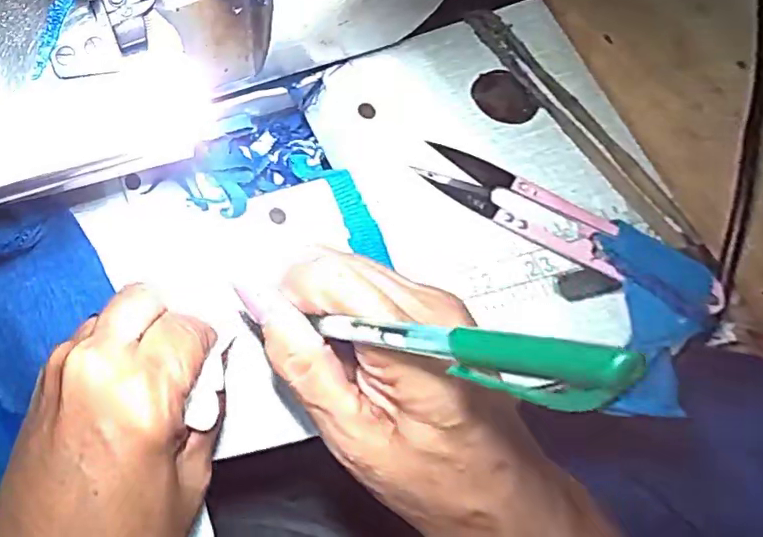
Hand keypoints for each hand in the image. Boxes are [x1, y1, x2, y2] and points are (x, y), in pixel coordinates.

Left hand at [0, 284, 220, 536]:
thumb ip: (204, 418)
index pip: (186, 326)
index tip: (211, 354)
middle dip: (168, 319)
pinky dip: (107, 344)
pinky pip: (88, 332)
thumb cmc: (110, 534)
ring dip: (135, 330)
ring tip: (146, 374)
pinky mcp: (46, 366)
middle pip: (143, 296)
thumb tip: (209, 377)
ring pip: (114, 309)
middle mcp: (97, 361)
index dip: (206, 340)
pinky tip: (117, 383)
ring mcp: (65, 358)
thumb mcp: (185, 487)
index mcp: (139, 392)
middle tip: (180, 357)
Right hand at [238, 252, 618, 536]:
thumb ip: (300, 362)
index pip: (326, 273)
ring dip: (324, 303)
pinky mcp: (433, 300)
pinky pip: (363, 277)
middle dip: (305, 299)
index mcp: (416, 344)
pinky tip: (358, 347)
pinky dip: (344, 305)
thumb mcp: (351, 436)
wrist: (503, 500)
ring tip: (341, 355)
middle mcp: (433, 309)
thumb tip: (259, 300)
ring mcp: (436, 300)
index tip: (289, 334)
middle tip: (317, 352)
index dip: (291, 297)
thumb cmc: (439, 482)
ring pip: (343, 264)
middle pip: (332, 262)